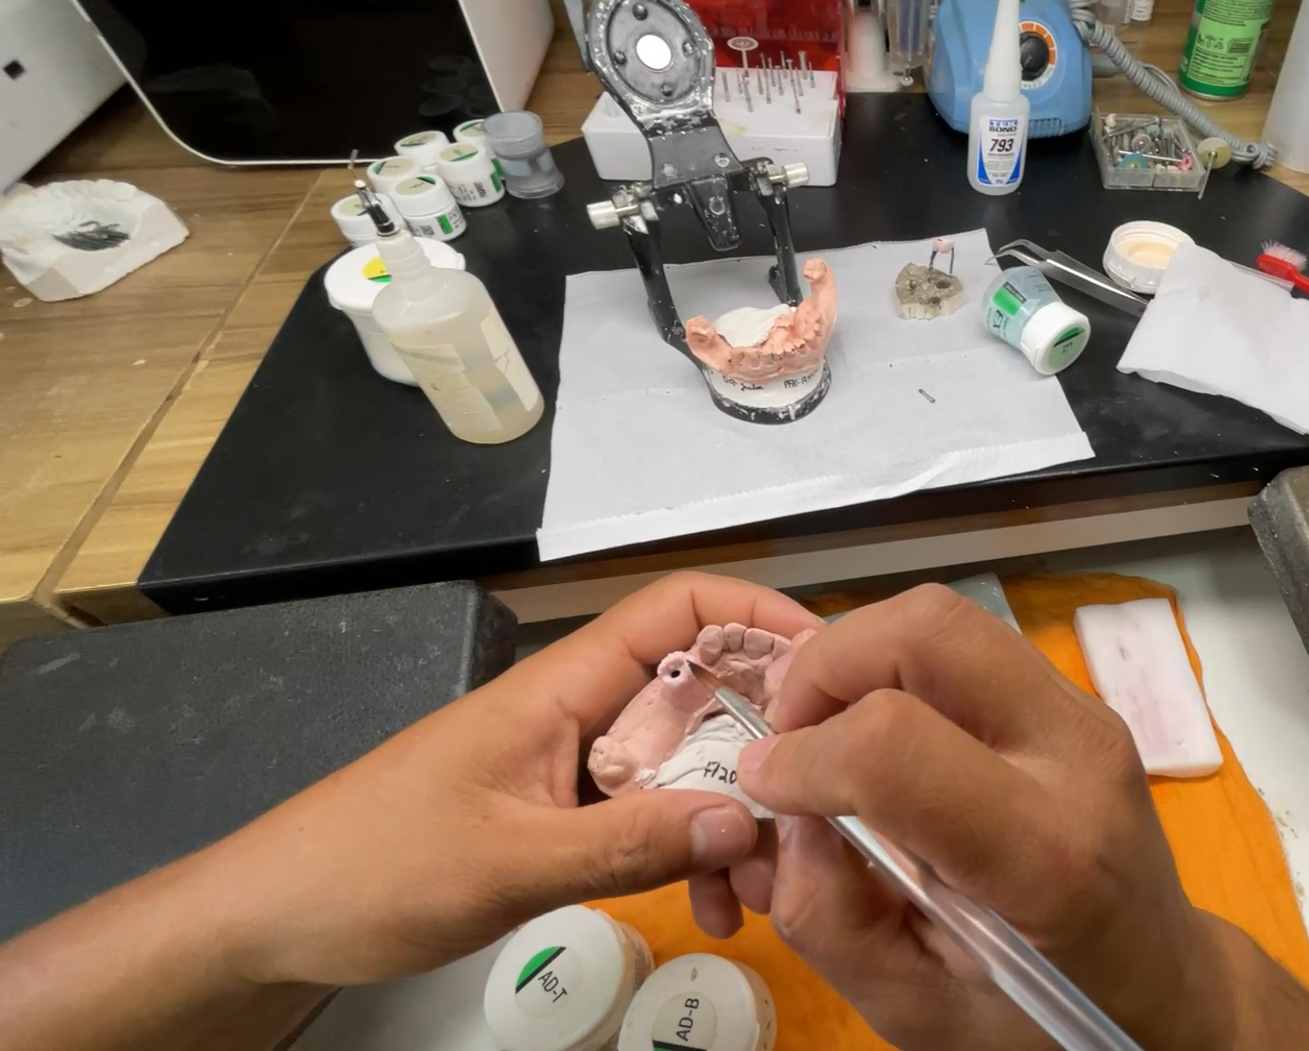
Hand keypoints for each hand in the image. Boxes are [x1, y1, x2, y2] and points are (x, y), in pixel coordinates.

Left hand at [207, 572, 822, 986]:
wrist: (267, 924)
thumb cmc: (371, 868)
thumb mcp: (505, 863)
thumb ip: (627, 845)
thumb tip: (745, 820)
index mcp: (571, 682)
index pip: (680, 607)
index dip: (754, 612)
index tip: (820, 659)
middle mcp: (594, 708)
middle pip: (706, 689)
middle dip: (766, 737)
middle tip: (816, 797)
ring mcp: (591, 760)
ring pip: (693, 760)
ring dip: (737, 810)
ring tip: (766, 884)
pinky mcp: (583, 806)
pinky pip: (664, 811)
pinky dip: (698, 849)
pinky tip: (719, 906)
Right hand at [720, 585, 1236, 1049]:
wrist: (1163, 982)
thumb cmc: (1046, 1021)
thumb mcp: (920, 1011)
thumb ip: (831, 917)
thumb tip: (790, 808)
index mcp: (1048, 854)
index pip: (898, 747)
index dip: (805, 756)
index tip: (765, 784)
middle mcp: (1075, 751)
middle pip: (932, 631)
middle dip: (830, 662)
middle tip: (791, 728)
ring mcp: (1083, 709)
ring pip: (947, 617)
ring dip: (860, 653)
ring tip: (826, 720)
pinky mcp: (1072, 695)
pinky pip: (966, 641)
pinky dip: (896, 659)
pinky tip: (878, 716)